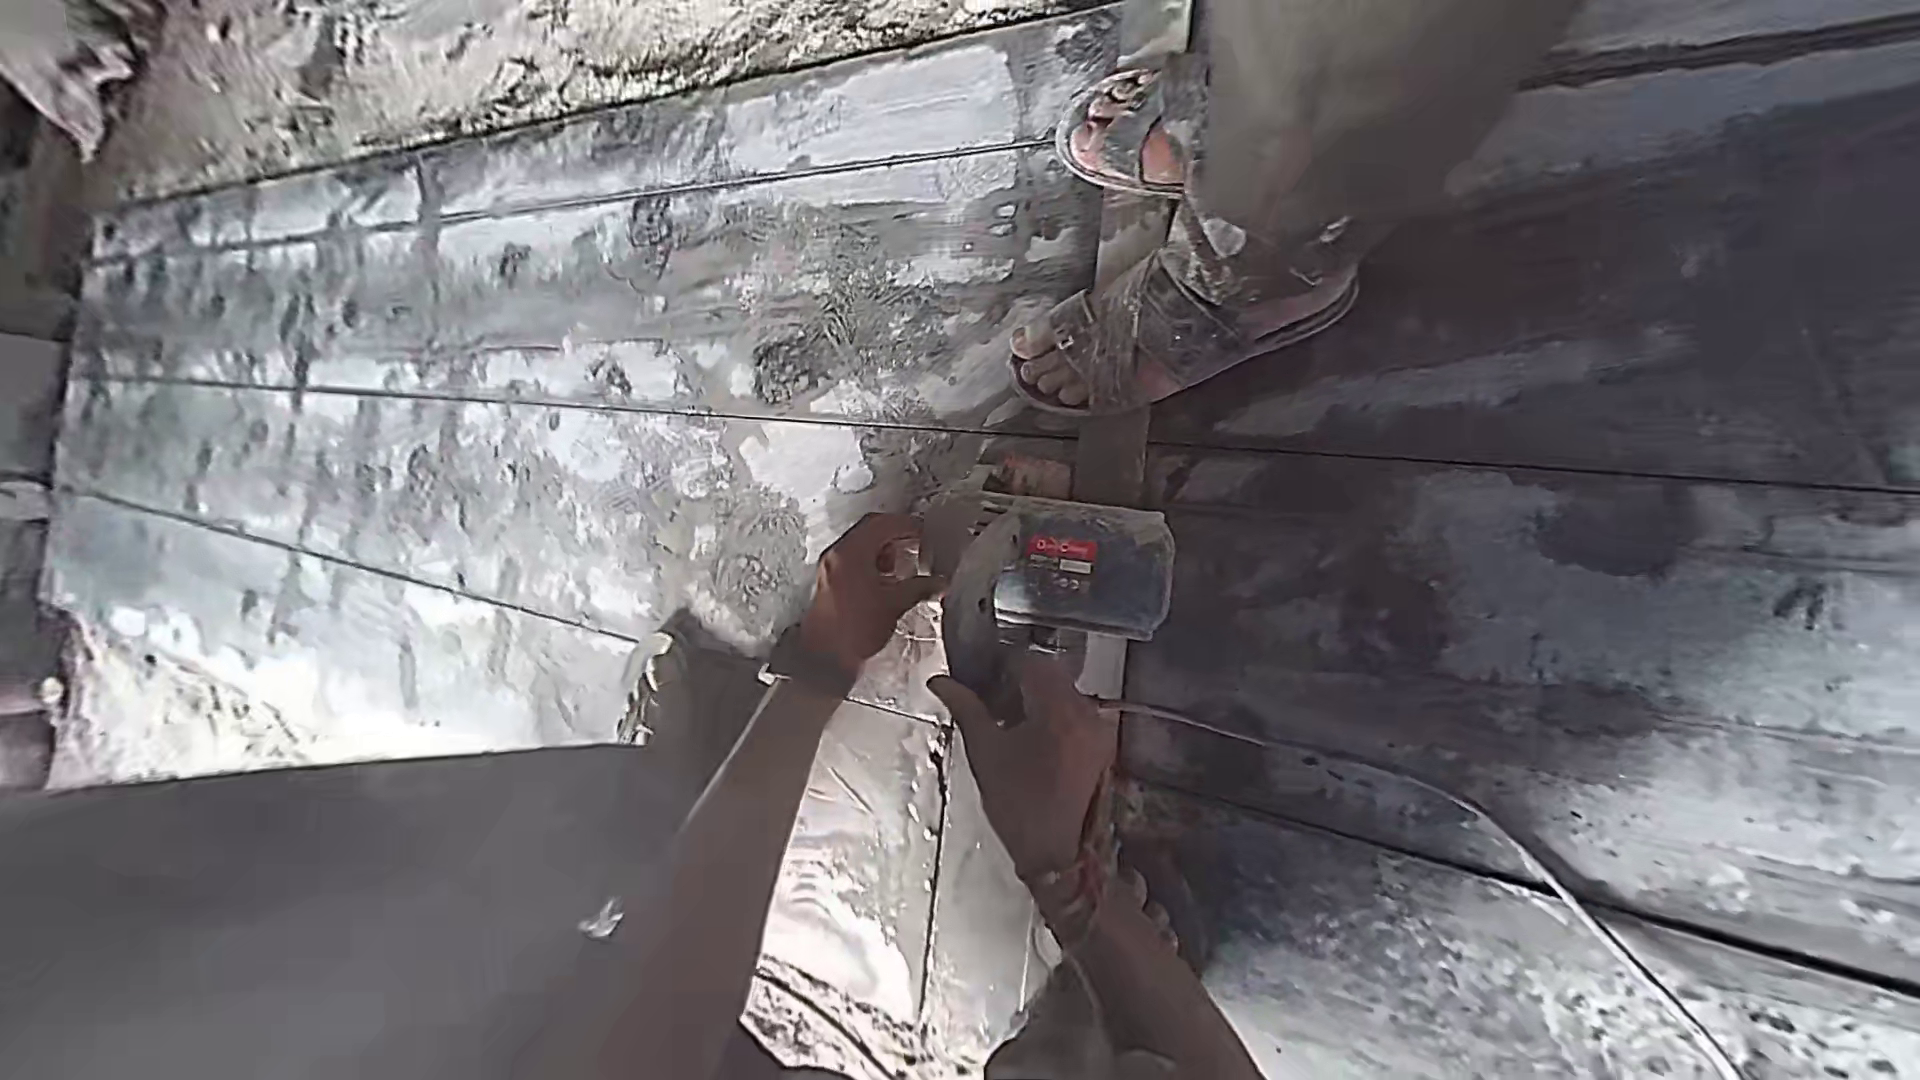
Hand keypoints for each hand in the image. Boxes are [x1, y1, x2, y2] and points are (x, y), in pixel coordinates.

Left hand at [800, 513, 943, 675]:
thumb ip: (920, 587)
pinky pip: (854, 558)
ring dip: (884, 547)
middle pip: (870, 529)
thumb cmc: (854, 632)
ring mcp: (831, 567)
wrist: (825, 660)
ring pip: (861, 543)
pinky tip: (888, 576)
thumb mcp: (894, 604)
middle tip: (918, 542)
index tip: (924, 532)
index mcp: (850, 553)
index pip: (882, 524)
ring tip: (905, 561)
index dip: (907, 525)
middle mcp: (837, 555)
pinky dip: (873, 560)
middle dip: (896, 533)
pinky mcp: (830, 580)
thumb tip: (938, 582)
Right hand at [929, 654, 1116, 878]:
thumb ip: (965, 709)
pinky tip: (1032, 736)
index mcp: (1057, 708)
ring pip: (1063, 692)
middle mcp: (1085, 710)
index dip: (1001, 663)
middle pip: (1049, 674)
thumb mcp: (986, 753)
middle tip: (991, 699)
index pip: (1029, 661)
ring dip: (1036, 696)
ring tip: (1008, 718)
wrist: (1061, 858)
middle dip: (1018, 680)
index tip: (981, 677)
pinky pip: (1076, 713)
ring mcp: (1099, 728)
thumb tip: (938, 681)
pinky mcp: (1103, 745)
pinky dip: (1054, 714)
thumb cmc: (1019, 805)